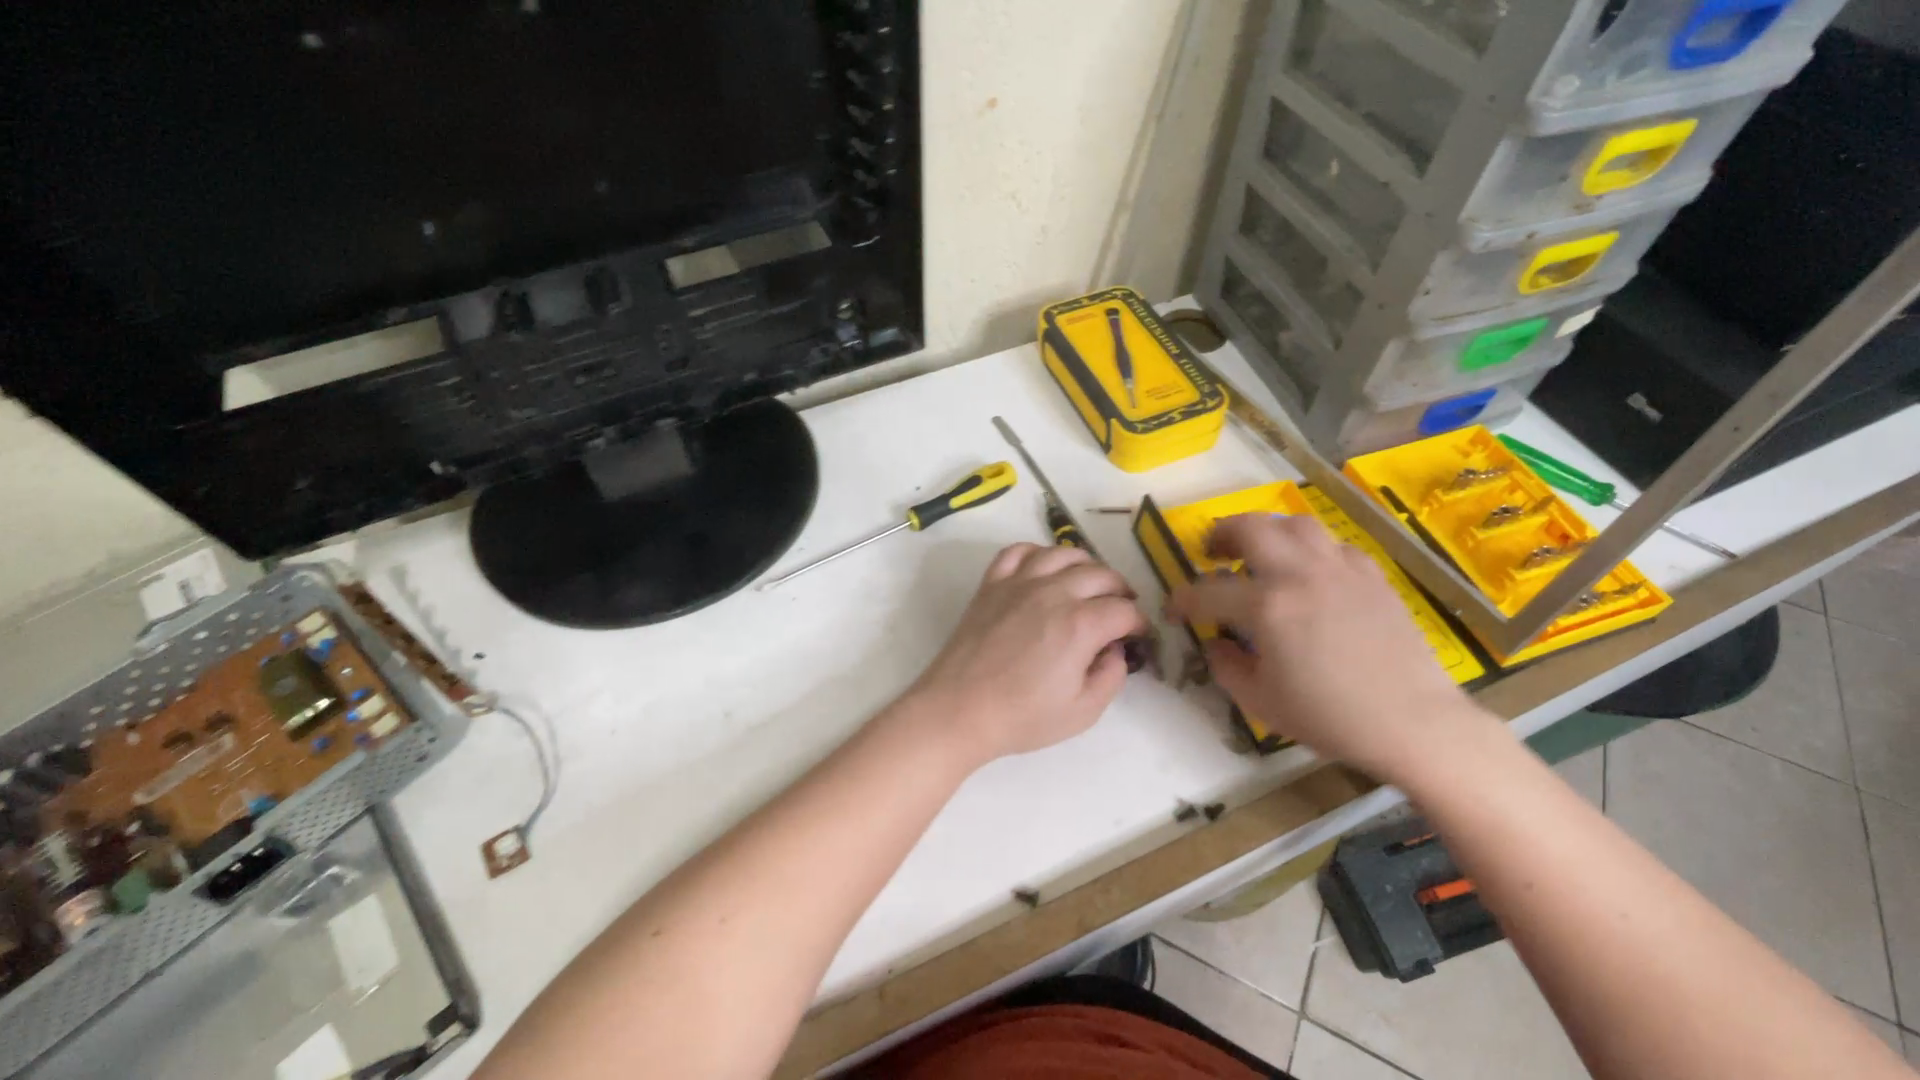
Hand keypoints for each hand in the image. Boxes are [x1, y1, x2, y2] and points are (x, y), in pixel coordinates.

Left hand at [904, 543, 1147, 765]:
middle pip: (1101, 575)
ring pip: (1063, 554)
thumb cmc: (1022, 717)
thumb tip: (1116, 650)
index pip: (1125, 610)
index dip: (1139, 623)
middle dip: (1120, 591)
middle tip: (1120, 610)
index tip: (1139, 636)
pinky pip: (1019, 552)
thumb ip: (1112, 677)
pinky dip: (1038, 554)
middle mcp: (1053, 593)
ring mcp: (1019, 583)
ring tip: (1090, 584)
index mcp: (1081, 624)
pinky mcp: (991, 584)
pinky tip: (1044, 570)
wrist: (958, 710)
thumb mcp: (1083, 712)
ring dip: (1086, 566)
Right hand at [1168, 513, 1493, 783]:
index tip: (1173, 610)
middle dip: (1221, 535)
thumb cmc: (1330, 717)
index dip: (1181, 600)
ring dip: (1268, 532)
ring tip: (1261, 552)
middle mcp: (1300, 574)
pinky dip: (1312, 550)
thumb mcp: (1261, 702)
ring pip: (1296, 524)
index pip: (1207, 592)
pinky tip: (1311, 573)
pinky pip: (1334, 545)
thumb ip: (1227, 667)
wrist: (1413, 721)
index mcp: (1266, 607)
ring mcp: (1340, 569)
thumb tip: (1216, 643)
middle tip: (1213, 554)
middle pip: (1250, 528)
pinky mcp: (1372, 575)